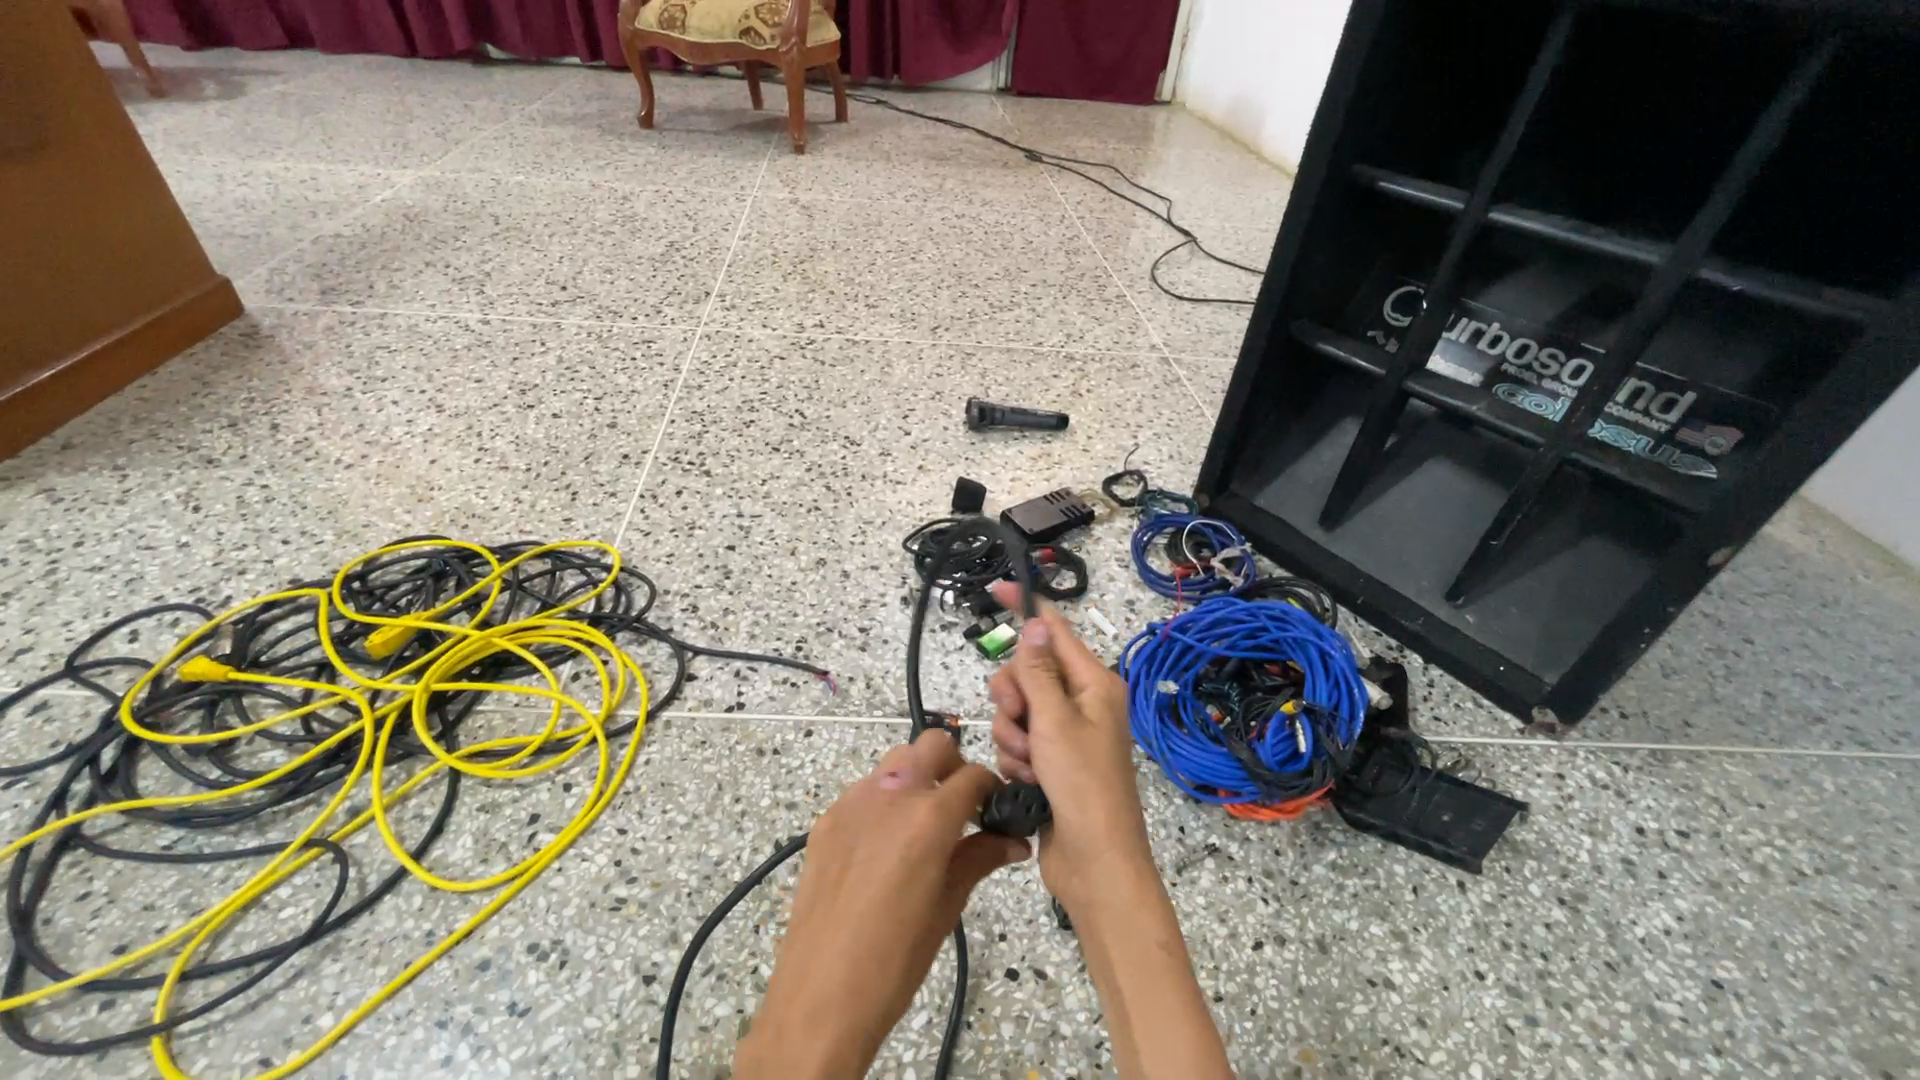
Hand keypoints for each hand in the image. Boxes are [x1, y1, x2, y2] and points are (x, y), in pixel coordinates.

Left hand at [734, 729, 1029, 1079]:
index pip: (974, 776)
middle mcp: (890, 795)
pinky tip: (886, 846)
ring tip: (923, 825)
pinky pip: (864, 790)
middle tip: (961, 806)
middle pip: (932, 744)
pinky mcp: (826, 820)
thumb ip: (980, 859)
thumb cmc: (896, 958)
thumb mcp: (947, 906)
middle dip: (954, 766)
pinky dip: (884, 800)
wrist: (820, 993)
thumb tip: (1014, 842)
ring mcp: (852, 803)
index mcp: (929, 817)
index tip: (998, 811)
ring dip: (917, 777)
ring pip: (895, 760)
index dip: (992, 790)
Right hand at [985, 581, 1152, 916]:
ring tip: (1030, 764)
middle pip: (1026, 673)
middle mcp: (1080, 703)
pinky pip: (1017, 742)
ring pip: (1015, 710)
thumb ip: (1037, 670)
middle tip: (1021, 721)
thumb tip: (1037, 622)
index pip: (1055, 631)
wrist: (1094, 862)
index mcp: (1094, 684)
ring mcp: (1064, 734)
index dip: (1026, 609)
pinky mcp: (1049, 762)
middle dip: (1013, 698)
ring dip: (1012, 736)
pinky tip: (1028, 783)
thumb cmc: (1082, 785)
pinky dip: (1015, 760)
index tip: (996, 588)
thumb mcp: (1055, 721)